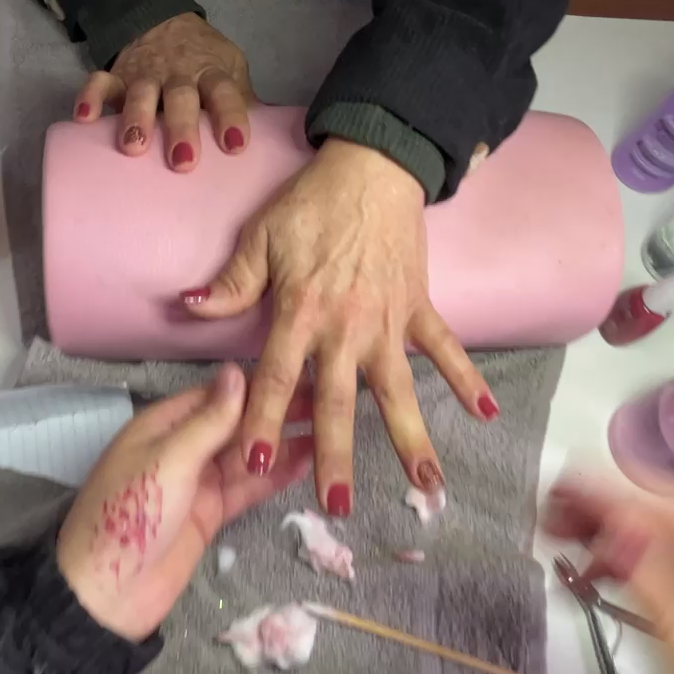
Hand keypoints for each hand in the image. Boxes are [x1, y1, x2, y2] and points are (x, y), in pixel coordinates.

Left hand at [57, 364, 313, 641]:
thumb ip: (209, 420)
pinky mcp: (210, 512)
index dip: (257, 386)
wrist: (107, 595)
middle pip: (235, 423)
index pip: (217, 395)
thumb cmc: (131, 514)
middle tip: (324, 401)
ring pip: (246, 455)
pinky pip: (247, 487)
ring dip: (282, 444)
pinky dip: (274, 476)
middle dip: (275, 413)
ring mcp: (198, 481)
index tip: (300, 373)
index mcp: (163, 424)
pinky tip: (308, 464)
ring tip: (327, 429)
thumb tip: (238, 371)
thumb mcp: (170, 459)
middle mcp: (182, 446)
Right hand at [75, 13, 256, 170]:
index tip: (236, 146)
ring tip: (132, 147)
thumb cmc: (204, 60)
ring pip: (141, 93)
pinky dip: (90, 97)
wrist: (163, 17)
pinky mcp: (117, 75)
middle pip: (181, 98)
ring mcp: (146, 74)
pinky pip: (99, 83)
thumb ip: (244, 103)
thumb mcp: (231, 72)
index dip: (231, 117)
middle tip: (184, 162)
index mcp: (213, 74)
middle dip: (182, 128)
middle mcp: (179, 74)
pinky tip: (83, 117)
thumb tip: (274, 142)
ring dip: (136, 118)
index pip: (225, 94)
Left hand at [181, 138, 494, 518]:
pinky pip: (445, 347)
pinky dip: (467, 376)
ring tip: (428, 486)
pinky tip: (487, 413)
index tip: (251, 465)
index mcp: (299, 312)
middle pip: (337, 401)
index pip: (273, 377)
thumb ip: (231, 282)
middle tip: (339, 504)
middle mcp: (344, 327)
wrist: (371, 169)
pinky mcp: (419, 306)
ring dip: (411, 437)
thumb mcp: (260, 237)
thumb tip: (187, 306)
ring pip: (397, 388)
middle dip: (336, 454)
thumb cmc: (310, 205)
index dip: (259, 421)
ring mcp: (387, 320)